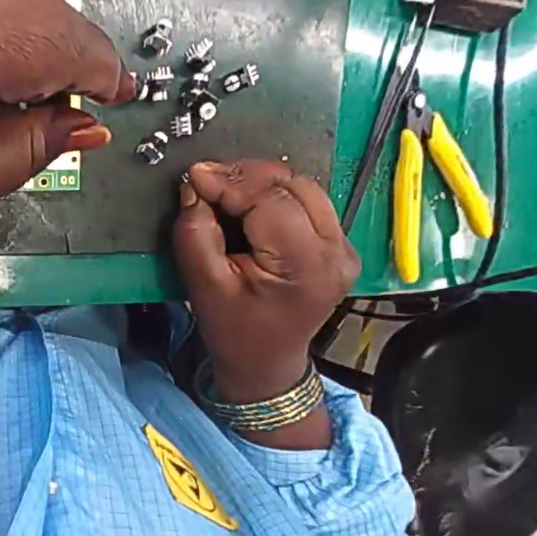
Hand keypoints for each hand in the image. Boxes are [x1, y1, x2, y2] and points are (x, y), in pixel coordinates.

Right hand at [173, 159, 358, 404]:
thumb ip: (195, 234)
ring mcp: (343, 245)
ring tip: (222, 187)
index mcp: (305, 265)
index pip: (270, 201)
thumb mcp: (203, 286)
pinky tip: (246, 201)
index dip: (230, 182)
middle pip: (293, 185)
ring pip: (303, 186)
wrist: (264, 361)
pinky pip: (307, 200)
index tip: (193, 174)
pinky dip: (273, 192)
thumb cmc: (232, 329)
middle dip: (245, 175)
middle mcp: (336, 250)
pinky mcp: (338, 243)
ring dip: (260, 181)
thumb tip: (194, 187)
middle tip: (205, 178)